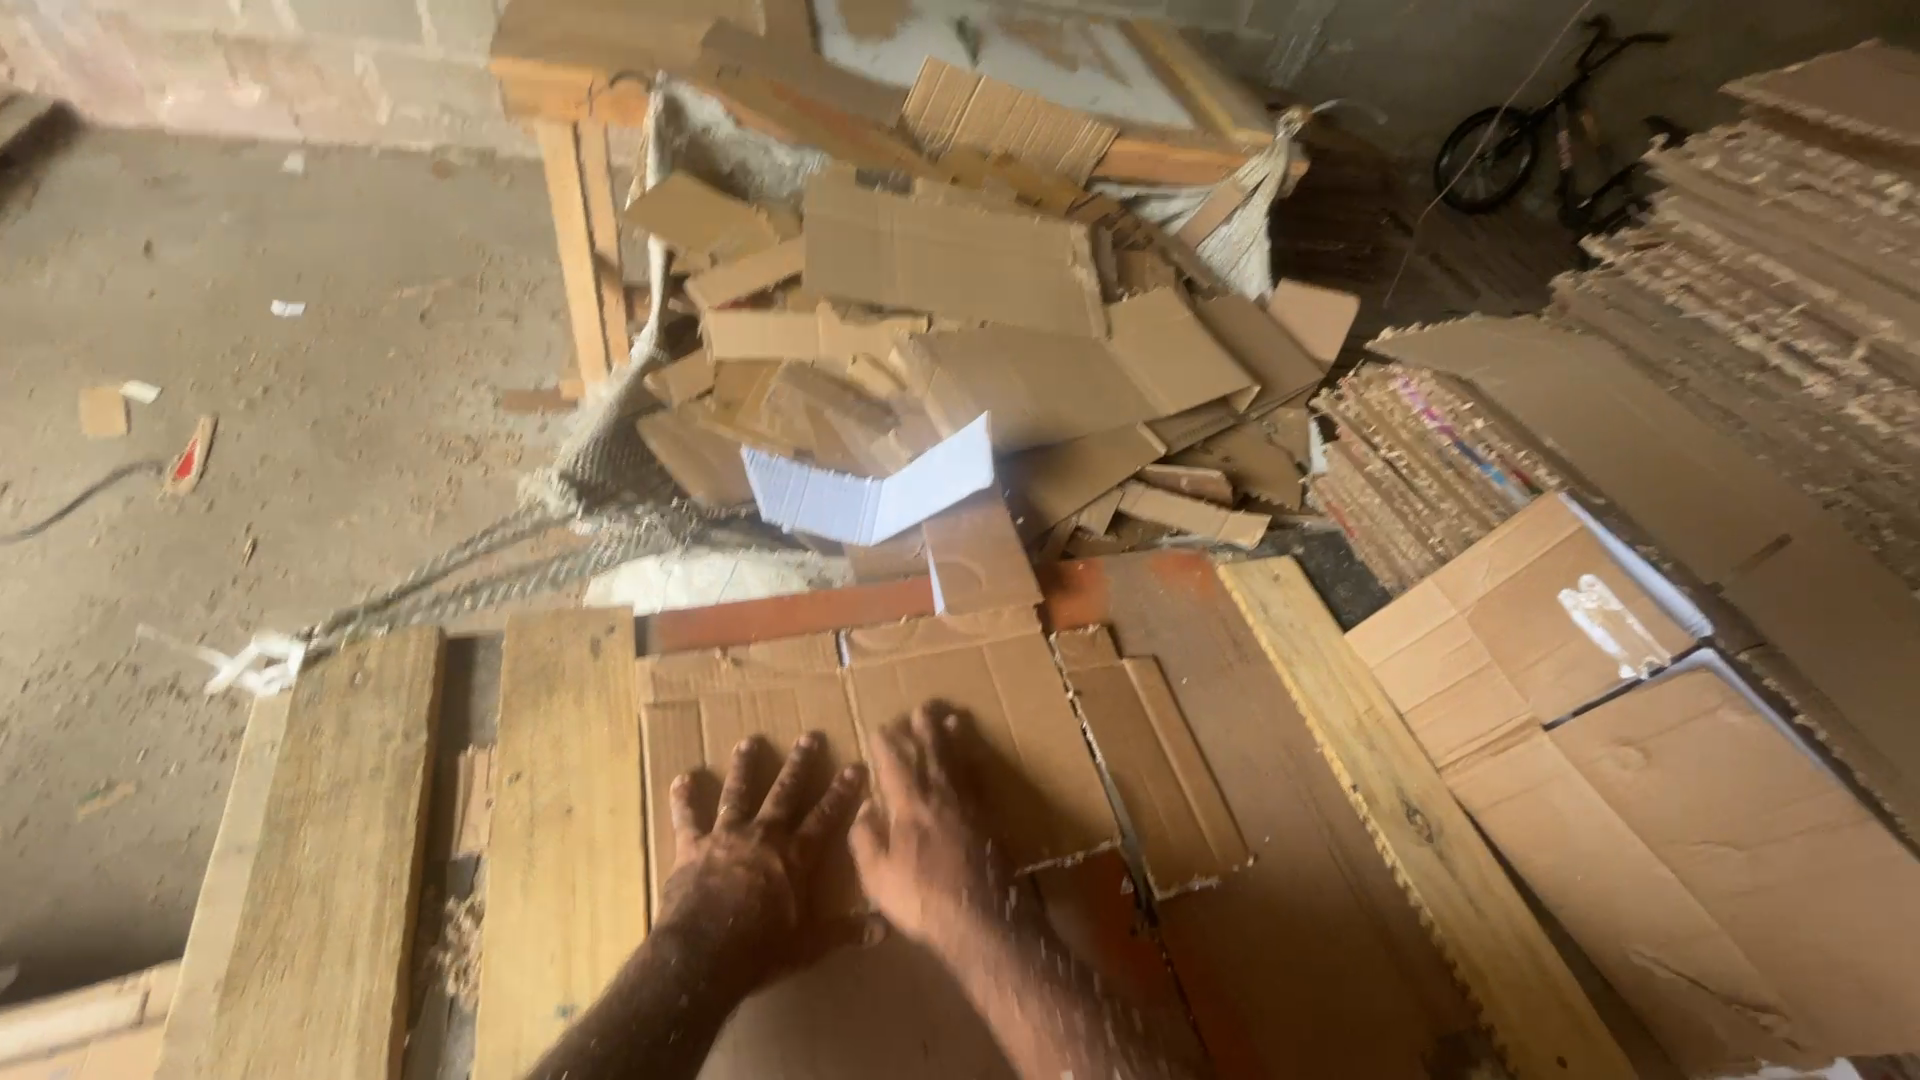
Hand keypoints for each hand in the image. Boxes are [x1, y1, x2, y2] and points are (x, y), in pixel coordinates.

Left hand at [654, 732, 870, 995]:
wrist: (702, 956)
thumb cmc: (760, 951)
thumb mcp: (810, 945)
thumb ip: (845, 931)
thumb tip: (885, 929)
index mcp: (795, 856)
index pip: (826, 816)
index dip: (842, 791)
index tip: (854, 766)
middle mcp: (764, 835)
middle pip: (785, 792)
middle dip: (799, 763)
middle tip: (809, 736)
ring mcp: (726, 836)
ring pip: (738, 793)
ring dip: (745, 767)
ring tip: (749, 742)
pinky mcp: (693, 847)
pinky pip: (687, 818)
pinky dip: (684, 799)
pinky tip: (682, 778)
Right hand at [850, 704, 1018, 951]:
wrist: (981, 917)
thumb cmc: (921, 898)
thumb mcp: (876, 875)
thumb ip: (865, 837)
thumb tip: (865, 806)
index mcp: (908, 804)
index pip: (894, 762)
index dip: (886, 743)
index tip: (880, 728)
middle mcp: (939, 794)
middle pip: (930, 752)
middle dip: (923, 728)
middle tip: (922, 707)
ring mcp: (967, 804)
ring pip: (956, 760)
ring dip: (951, 738)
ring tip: (950, 718)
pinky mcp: (987, 818)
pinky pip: (977, 779)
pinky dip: (973, 762)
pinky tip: (973, 759)